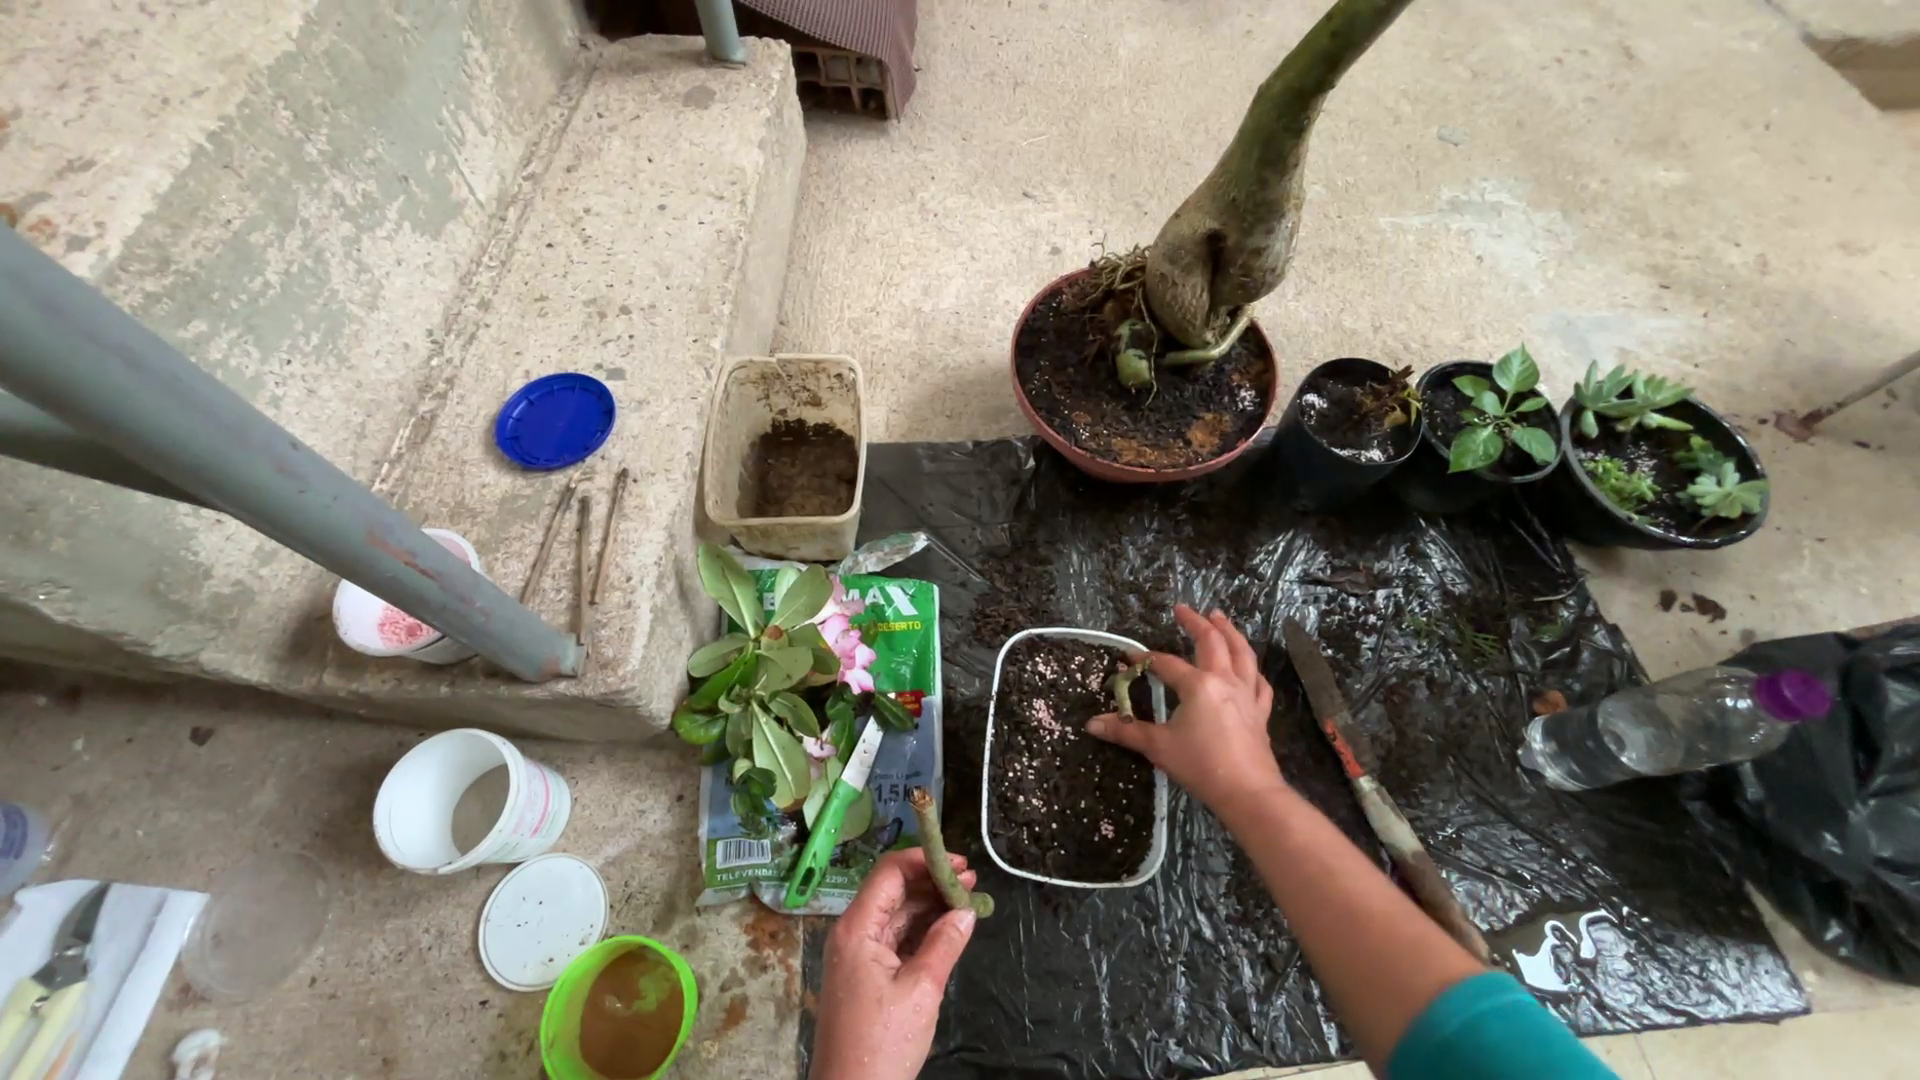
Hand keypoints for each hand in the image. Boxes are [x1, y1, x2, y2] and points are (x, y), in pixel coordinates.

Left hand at [808, 848, 977, 1079]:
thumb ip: (945, 944)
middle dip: (931, 880)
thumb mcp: (921, 991)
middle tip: (971, 881)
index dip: (924, 860)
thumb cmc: (882, 1044)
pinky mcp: (867, 974)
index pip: (889, 872)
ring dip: (929, 903)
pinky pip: (896, 937)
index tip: (959, 863)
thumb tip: (967, 910)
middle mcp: (853, 933)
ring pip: (896, 913)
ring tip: (967, 898)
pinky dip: (922, 928)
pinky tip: (948, 925)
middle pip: (893, 890)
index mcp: (857, 928)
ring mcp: (858, 954)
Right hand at [1087, 604, 1284, 817]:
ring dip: (1230, 632)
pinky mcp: (1260, 712)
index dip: (1145, 659)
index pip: (1166, 664)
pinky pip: (1259, 683)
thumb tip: (1092, 724)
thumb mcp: (1158, 747)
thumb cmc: (1201, 766)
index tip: (1129, 657)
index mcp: (1197, 685)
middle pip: (1211, 642)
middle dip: (1196, 623)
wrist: (1248, 793)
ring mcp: (1247, 695)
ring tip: (1220, 617)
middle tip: (1183, 609)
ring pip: (1242, 654)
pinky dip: (1252, 670)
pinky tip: (1248, 668)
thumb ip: (1126, 732)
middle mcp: (1224, 681)